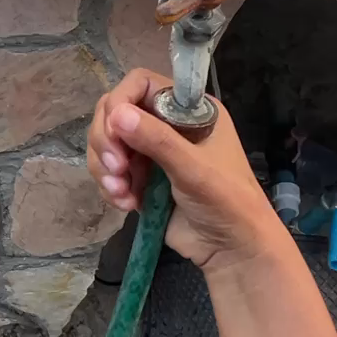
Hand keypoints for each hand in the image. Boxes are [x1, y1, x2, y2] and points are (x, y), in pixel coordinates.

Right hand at [87, 69, 290, 274]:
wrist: (232, 250)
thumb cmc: (227, 202)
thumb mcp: (194, 169)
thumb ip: (157, 140)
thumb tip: (115, 113)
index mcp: (188, 110)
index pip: (140, 85)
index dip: (120, 103)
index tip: (114, 132)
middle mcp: (166, 124)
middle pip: (113, 113)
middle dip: (106, 141)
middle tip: (115, 169)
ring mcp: (150, 152)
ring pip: (105, 143)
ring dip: (105, 168)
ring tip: (121, 194)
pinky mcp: (138, 178)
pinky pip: (108, 171)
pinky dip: (110, 187)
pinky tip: (126, 204)